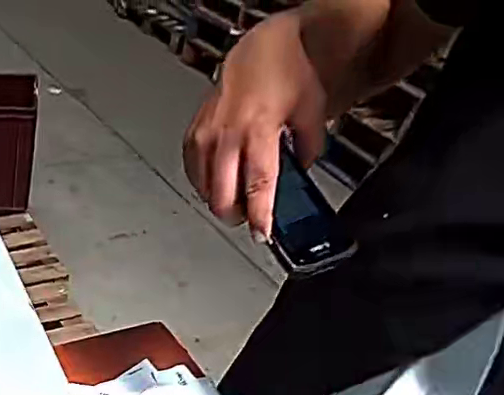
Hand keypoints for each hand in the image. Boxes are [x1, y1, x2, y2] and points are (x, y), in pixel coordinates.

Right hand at [183, 10, 326, 241]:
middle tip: (248, 215)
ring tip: (237, 194)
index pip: (258, 184)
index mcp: (259, 128)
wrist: (258, 51)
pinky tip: (221, 180)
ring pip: (206, 192)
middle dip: (236, 214)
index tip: (260, 234)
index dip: (258, 215)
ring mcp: (206, 137)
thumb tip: (298, 178)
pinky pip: (195, 177)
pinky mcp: (192, 139)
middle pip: (223, 197)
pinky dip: (207, 185)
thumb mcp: (311, 110)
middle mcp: (228, 135)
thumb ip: (308, 149)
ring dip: (222, 201)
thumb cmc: (285, 75)